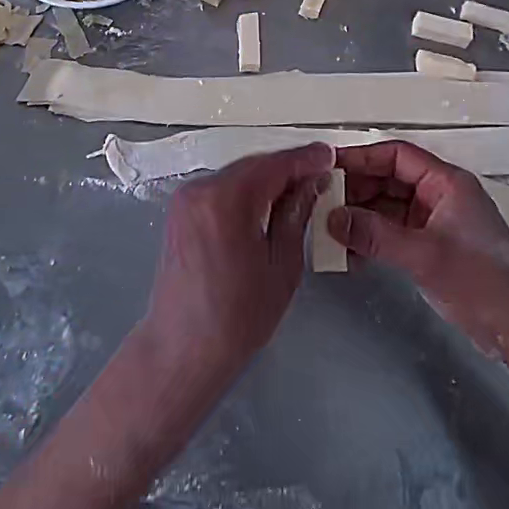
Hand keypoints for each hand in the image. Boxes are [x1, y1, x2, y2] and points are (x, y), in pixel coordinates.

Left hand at [139, 142, 334, 371]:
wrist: (181, 351)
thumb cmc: (235, 319)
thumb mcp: (283, 265)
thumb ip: (296, 214)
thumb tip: (310, 184)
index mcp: (225, 201)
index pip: (274, 165)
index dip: (305, 159)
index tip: (328, 157)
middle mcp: (200, 191)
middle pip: (254, 166)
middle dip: (288, 169)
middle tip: (319, 175)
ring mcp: (185, 200)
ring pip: (238, 175)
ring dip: (267, 179)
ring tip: (298, 191)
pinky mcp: (180, 211)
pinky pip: (221, 189)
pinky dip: (246, 190)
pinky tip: (266, 203)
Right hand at [328, 141, 508, 355]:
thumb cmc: (485, 283)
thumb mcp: (425, 256)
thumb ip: (376, 235)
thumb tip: (335, 219)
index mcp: (447, 183)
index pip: (397, 156)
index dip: (362, 157)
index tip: (331, 166)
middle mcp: (439, 196)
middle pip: (389, 178)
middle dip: (356, 190)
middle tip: (324, 202)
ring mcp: (434, 221)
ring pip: (387, 206)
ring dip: (361, 216)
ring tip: (332, 229)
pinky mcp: (430, 245)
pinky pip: (392, 231)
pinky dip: (371, 237)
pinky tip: (351, 253)